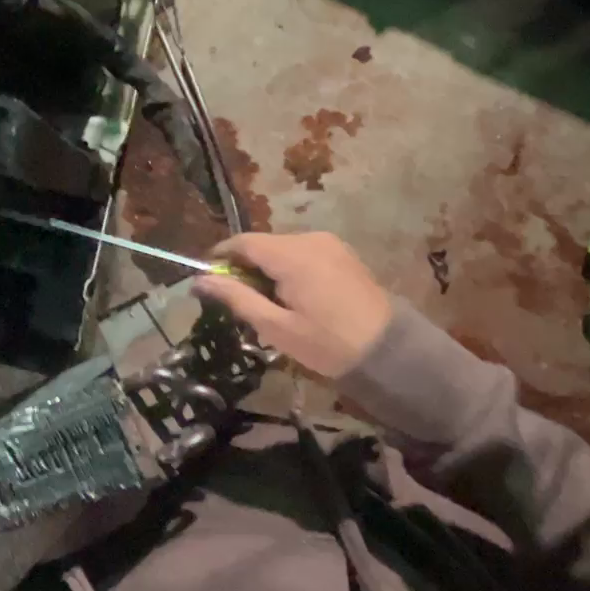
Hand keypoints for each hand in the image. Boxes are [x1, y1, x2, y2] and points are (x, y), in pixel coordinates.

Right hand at [191, 232, 392, 379]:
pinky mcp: (343, 253)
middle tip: (240, 301)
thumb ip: (238, 298)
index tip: (209, 278)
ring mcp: (330, 243)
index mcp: (292, 255)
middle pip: (264, 244)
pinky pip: (304, 252)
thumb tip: (200, 280)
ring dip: (269, 268)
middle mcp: (310, 239)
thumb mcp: (276, 327)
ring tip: (268, 303)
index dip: (222, 256)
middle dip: (246, 266)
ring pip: (283, 248)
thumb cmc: (328, 344)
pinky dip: (290, 268)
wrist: (390, 351)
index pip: (244, 242)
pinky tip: (294, 297)